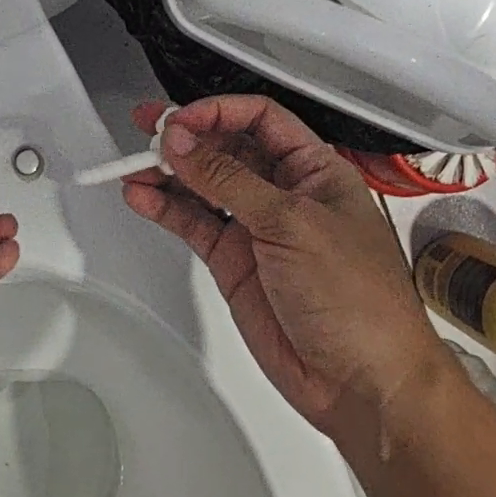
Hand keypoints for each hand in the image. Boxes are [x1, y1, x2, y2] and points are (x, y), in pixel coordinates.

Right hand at [120, 96, 449, 436]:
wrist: (362, 383)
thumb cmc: (361, 303)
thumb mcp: (293, 224)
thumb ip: (230, 180)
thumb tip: (185, 144)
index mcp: (315, 170)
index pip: (259, 119)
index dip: (217, 113)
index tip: (180, 121)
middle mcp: (284, 193)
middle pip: (225, 148)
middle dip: (185, 138)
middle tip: (146, 130)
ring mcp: (257, 228)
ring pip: (203, 186)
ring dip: (168, 174)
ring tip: (134, 168)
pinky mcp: (235, 261)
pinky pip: (193, 223)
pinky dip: (166, 209)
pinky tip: (144, 199)